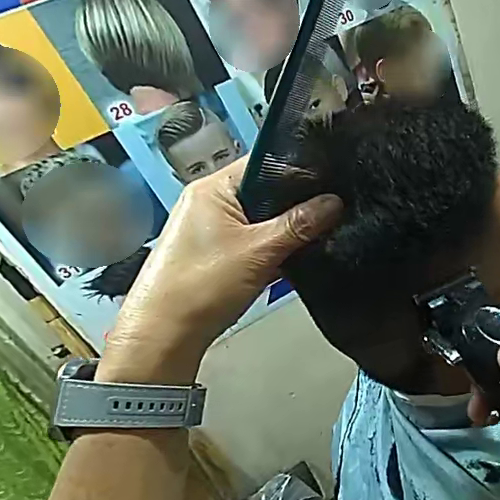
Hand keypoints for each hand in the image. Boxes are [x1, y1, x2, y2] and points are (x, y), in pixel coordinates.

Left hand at [101, 157, 340, 382]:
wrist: (164, 336)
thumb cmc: (200, 286)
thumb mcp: (260, 251)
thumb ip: (300, 223)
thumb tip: (334, 202)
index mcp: (212, 188)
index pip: (265, 162)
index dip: (301, 171)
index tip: (333, 182)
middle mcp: (209, 201)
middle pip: (267, 190)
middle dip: (298, 203)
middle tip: (332, 212)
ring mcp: (212, 228)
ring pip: (263, 218)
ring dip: (287, 229)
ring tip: (317, 234)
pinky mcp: (219, 252)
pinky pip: (256, 239)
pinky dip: (275, 247)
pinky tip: (294, 257)